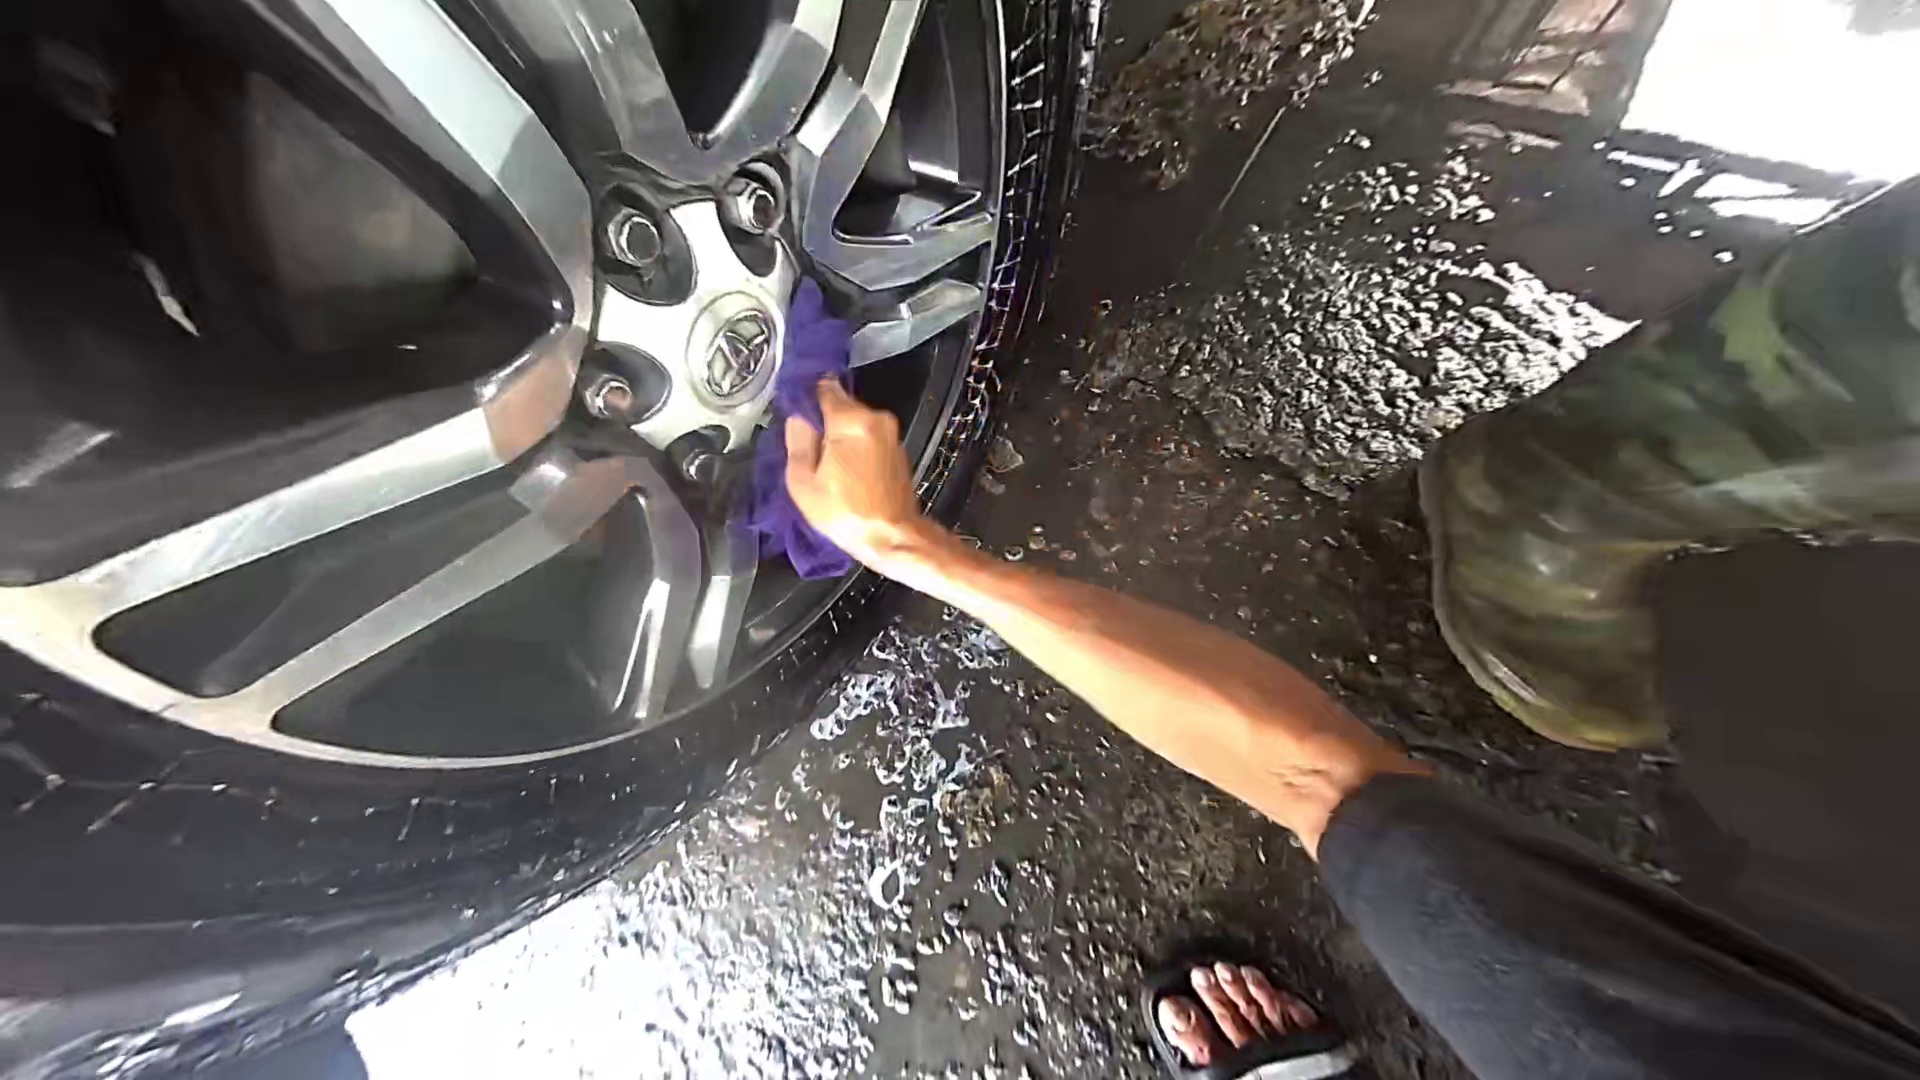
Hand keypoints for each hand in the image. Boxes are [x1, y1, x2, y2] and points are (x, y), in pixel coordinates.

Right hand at [785, 379, 939, 571]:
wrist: (892, 537)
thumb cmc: (845, 513)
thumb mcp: (803, 481)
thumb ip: (798, 442)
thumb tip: (798, 419)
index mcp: (851, 421)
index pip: (823, 388)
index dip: (806, 399)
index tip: (797, 417)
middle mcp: (876, 419)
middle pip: (841, 406)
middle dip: (825, 422)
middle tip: (812, 452)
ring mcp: (891, 434)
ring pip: (856, 423)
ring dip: (841, 437)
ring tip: (829, 468)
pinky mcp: (898, 450)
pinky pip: (870, 438)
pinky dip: (858, 448)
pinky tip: (849, 473)